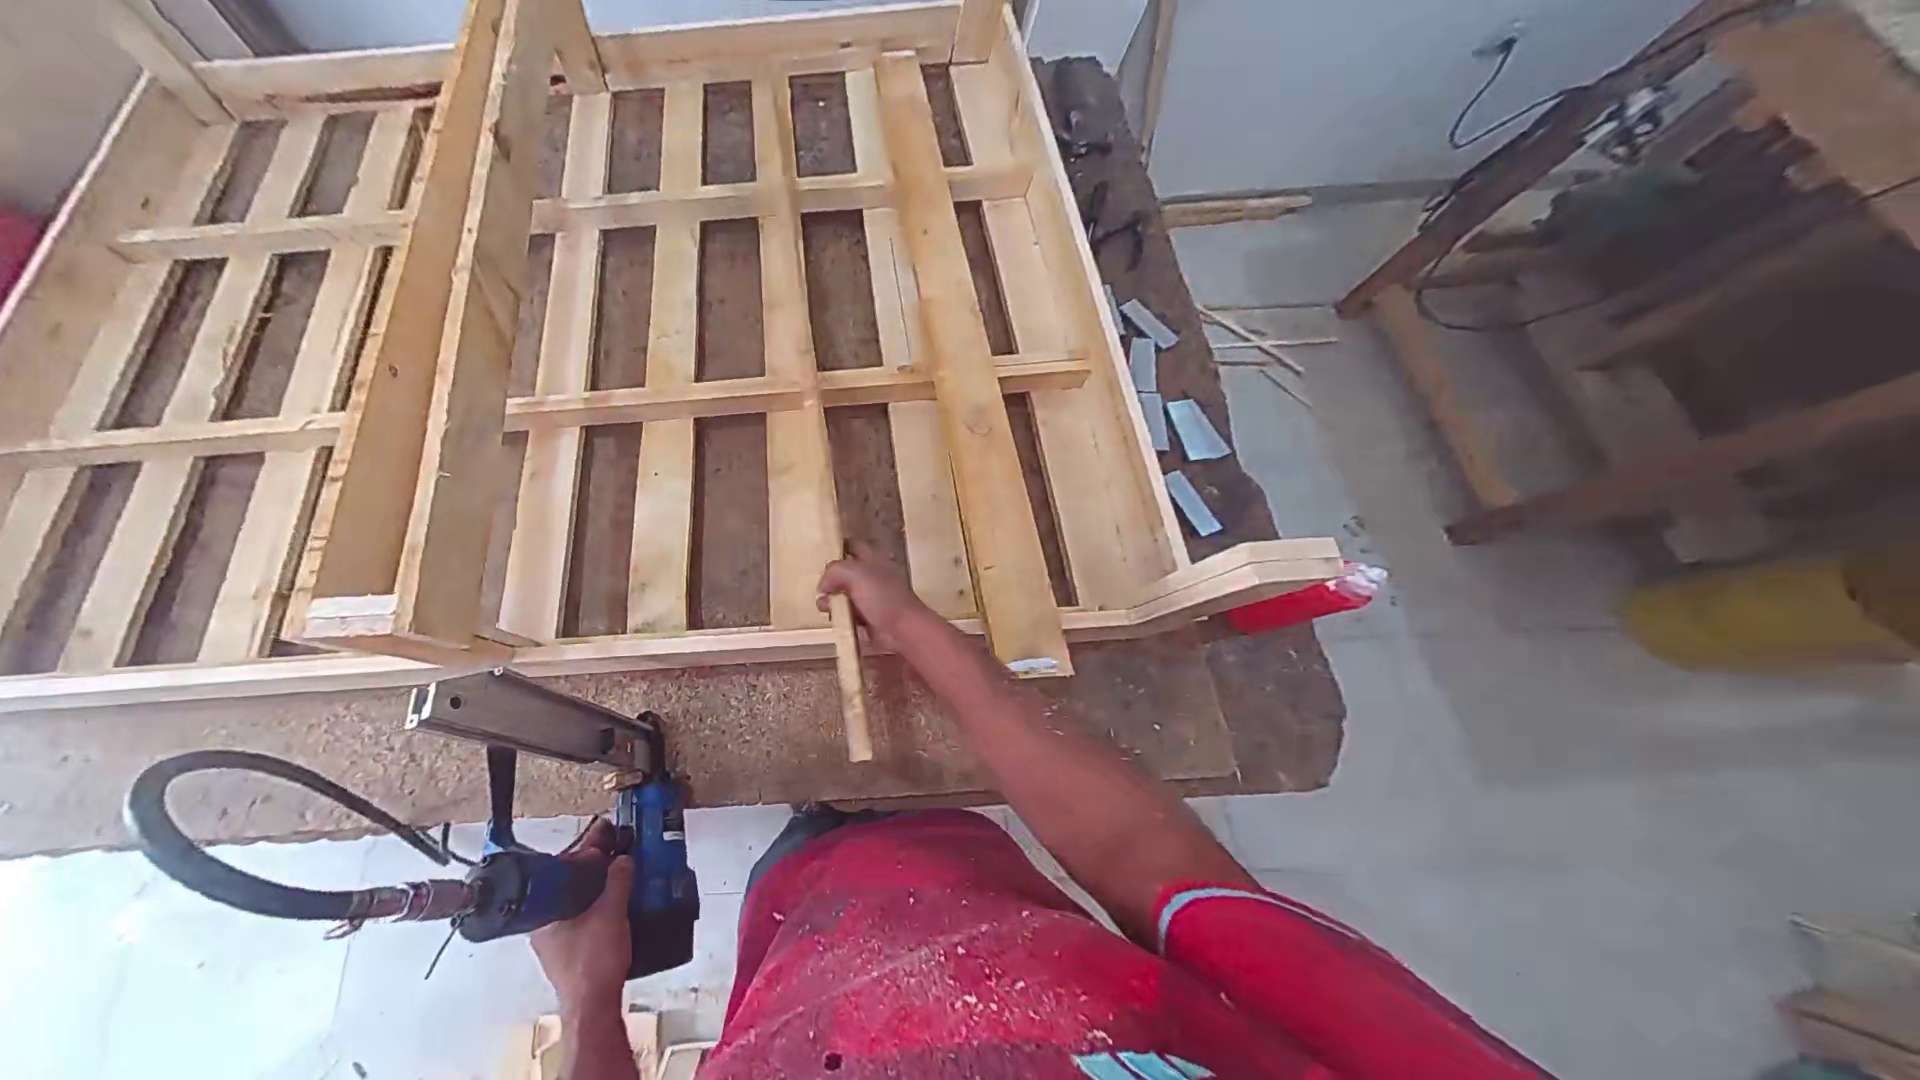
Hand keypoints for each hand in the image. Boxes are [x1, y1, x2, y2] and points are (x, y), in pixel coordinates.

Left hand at [531, 819, 633, 1013]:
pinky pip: (588, 908)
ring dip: (602, 877)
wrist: (595, 1005)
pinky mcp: (575, 943)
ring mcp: (560, 934)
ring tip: (625, 859)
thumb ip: (617, 881)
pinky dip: (604, 894)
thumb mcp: (611, 913)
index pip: (561, 869)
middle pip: (570, 880)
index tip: (605, 831)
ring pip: (580, 895)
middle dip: (595, 860)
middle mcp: (546, 921)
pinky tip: (623, 888)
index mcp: (544, 912)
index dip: (585, 848)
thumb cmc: (595, 960)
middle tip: (618, 840)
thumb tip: (624, 857)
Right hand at [816, 542, 927, 649]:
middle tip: (823, 589)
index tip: (820, 556)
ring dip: (832, 601)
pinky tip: (837, 620)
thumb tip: (824, 589)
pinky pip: (847, 613)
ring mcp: (871, 596)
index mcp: (873, 558)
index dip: (837, 547)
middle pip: (844, 571)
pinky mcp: (869, 616)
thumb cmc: (882, 596)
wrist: (902, 629)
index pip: (852, 545)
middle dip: (830, 580)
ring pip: (843, 594)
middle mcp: (872, 574)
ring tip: (828, 607)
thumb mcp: (854, 573)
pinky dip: (840, 616)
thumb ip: (834, 572)